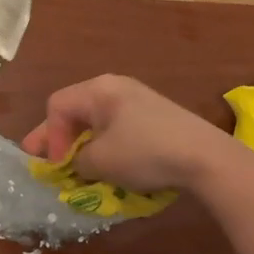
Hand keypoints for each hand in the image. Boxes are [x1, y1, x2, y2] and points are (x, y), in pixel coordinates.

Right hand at [21, 74, 253, 195]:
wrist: (205, 157)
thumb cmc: (145, 152)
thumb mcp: (101, 161)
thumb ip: (77, 161)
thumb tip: (76, 163)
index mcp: (98, 89)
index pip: (57, 107)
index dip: (50, 137)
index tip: (58, 165)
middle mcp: (115, 86)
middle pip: (75, 110)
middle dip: (60, 139)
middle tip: (48, 164)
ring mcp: (137, 99)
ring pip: (96, 119)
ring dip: (83, 143)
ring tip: (77, 167)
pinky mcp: (154, 115)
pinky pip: (117, 126)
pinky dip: (105, 143)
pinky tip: (109, 162)